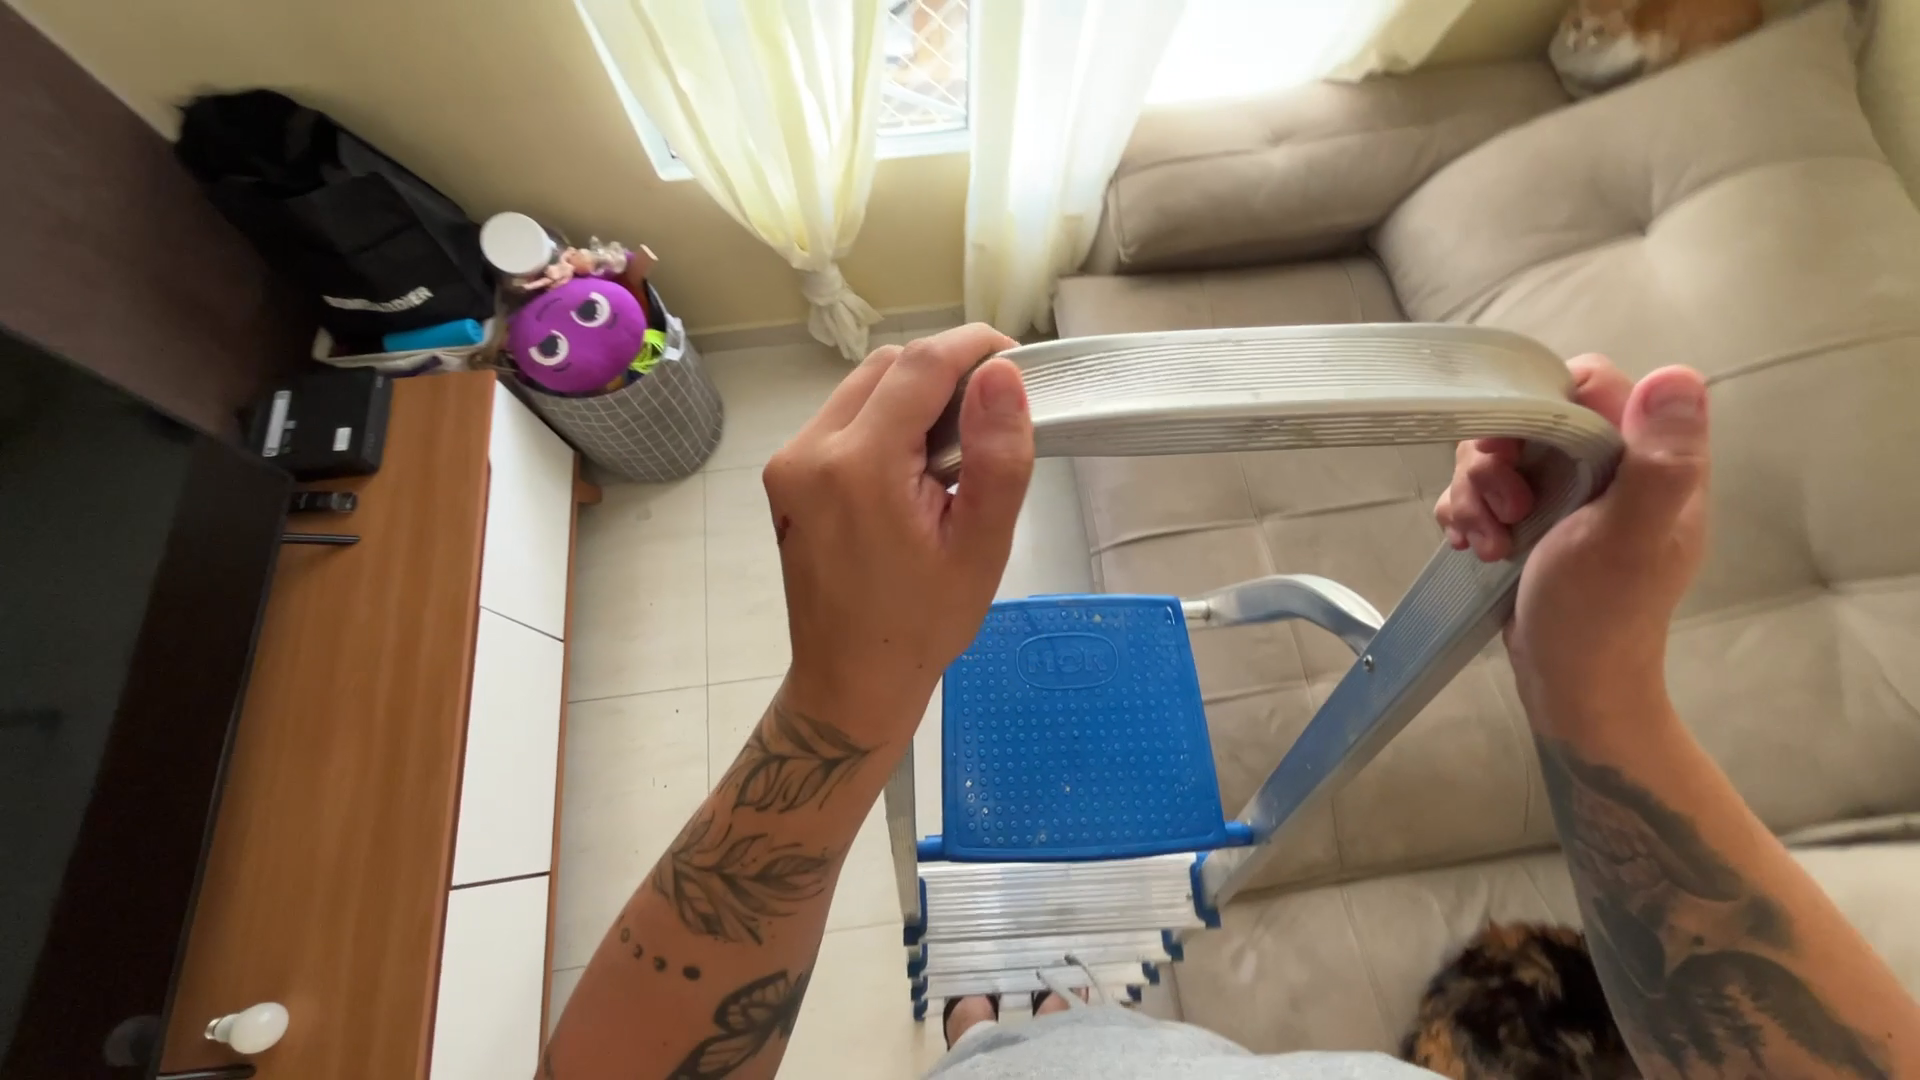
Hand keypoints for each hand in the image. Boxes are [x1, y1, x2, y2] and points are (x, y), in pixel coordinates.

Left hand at [763, 324, 1034, 735]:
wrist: (852, 678)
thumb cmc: (923, 623)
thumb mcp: (981, 547)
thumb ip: (998, 457)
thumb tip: (1003, 374)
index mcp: (857, 467)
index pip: (920, 365)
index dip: (973, 347)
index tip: (1014, 360)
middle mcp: (809, 452)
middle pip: (886, 367)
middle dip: (944, 372)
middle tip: (989, 415)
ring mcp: (789, 463)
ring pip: (861, 387)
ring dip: (913, 395)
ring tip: (953, 447)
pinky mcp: (786, 477)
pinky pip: (842, 417)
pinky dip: (884, 418)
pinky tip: (911, 465)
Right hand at [1434, 355, 1709, 716]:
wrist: (1566, 677)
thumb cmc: (1599, 611)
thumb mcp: (1629, 535)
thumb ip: (1657, 460)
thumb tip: (1675, 376)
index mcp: (1645, 458)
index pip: (1591, 387)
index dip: (1539, 403)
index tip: (1512, 448)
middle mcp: (1602, 467)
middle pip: (1524, 420)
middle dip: (1492, 464)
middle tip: (1505, 510)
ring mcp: (1559, 495)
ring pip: (1491, 458)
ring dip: (1472, 497)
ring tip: (1485, 542)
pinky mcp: (1522, 520)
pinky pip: (1475, 493)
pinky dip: (1463, 516)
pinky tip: (1472, 547)